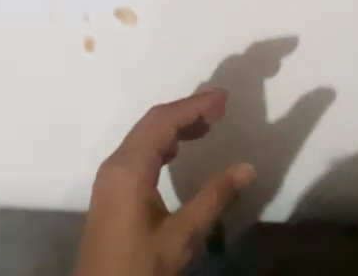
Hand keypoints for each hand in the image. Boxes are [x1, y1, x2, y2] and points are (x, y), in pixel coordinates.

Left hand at [74, 90, 256, 275]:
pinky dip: (162, 142)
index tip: (223, 99)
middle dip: (186, 110)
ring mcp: (110, 175)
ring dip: (174, 125)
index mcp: (129, 167)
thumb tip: (247, 167)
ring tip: (207, 125)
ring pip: (144, 135)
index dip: (194, 106)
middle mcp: (116, 162)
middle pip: (152, 122)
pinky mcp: (111, 189)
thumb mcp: (180, 238)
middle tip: (220, 108)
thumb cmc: (138, 268)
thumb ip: (213, 199)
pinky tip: (178, 151)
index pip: (163, 121)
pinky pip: (138, 150)